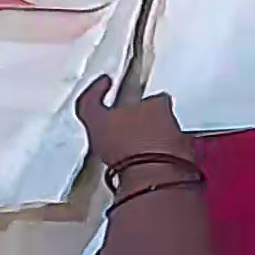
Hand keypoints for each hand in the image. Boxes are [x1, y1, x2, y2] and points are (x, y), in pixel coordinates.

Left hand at [74, 76, 196, 171]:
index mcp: (98, 121)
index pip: (89, 100)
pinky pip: (140, 147)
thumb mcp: (156, 106)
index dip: (97, 88)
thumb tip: (157, 102)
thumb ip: (153, 101)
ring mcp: (117, 157)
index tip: (107, 80)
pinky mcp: (135, 168)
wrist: (161, 173)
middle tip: (137, 98)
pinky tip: (166, 131)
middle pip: (107, 119)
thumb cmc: (150, 136)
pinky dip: (150, 138)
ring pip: (125, 134)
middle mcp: (101, 140)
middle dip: (123, 109)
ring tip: (158, 115)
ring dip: (139, 124)